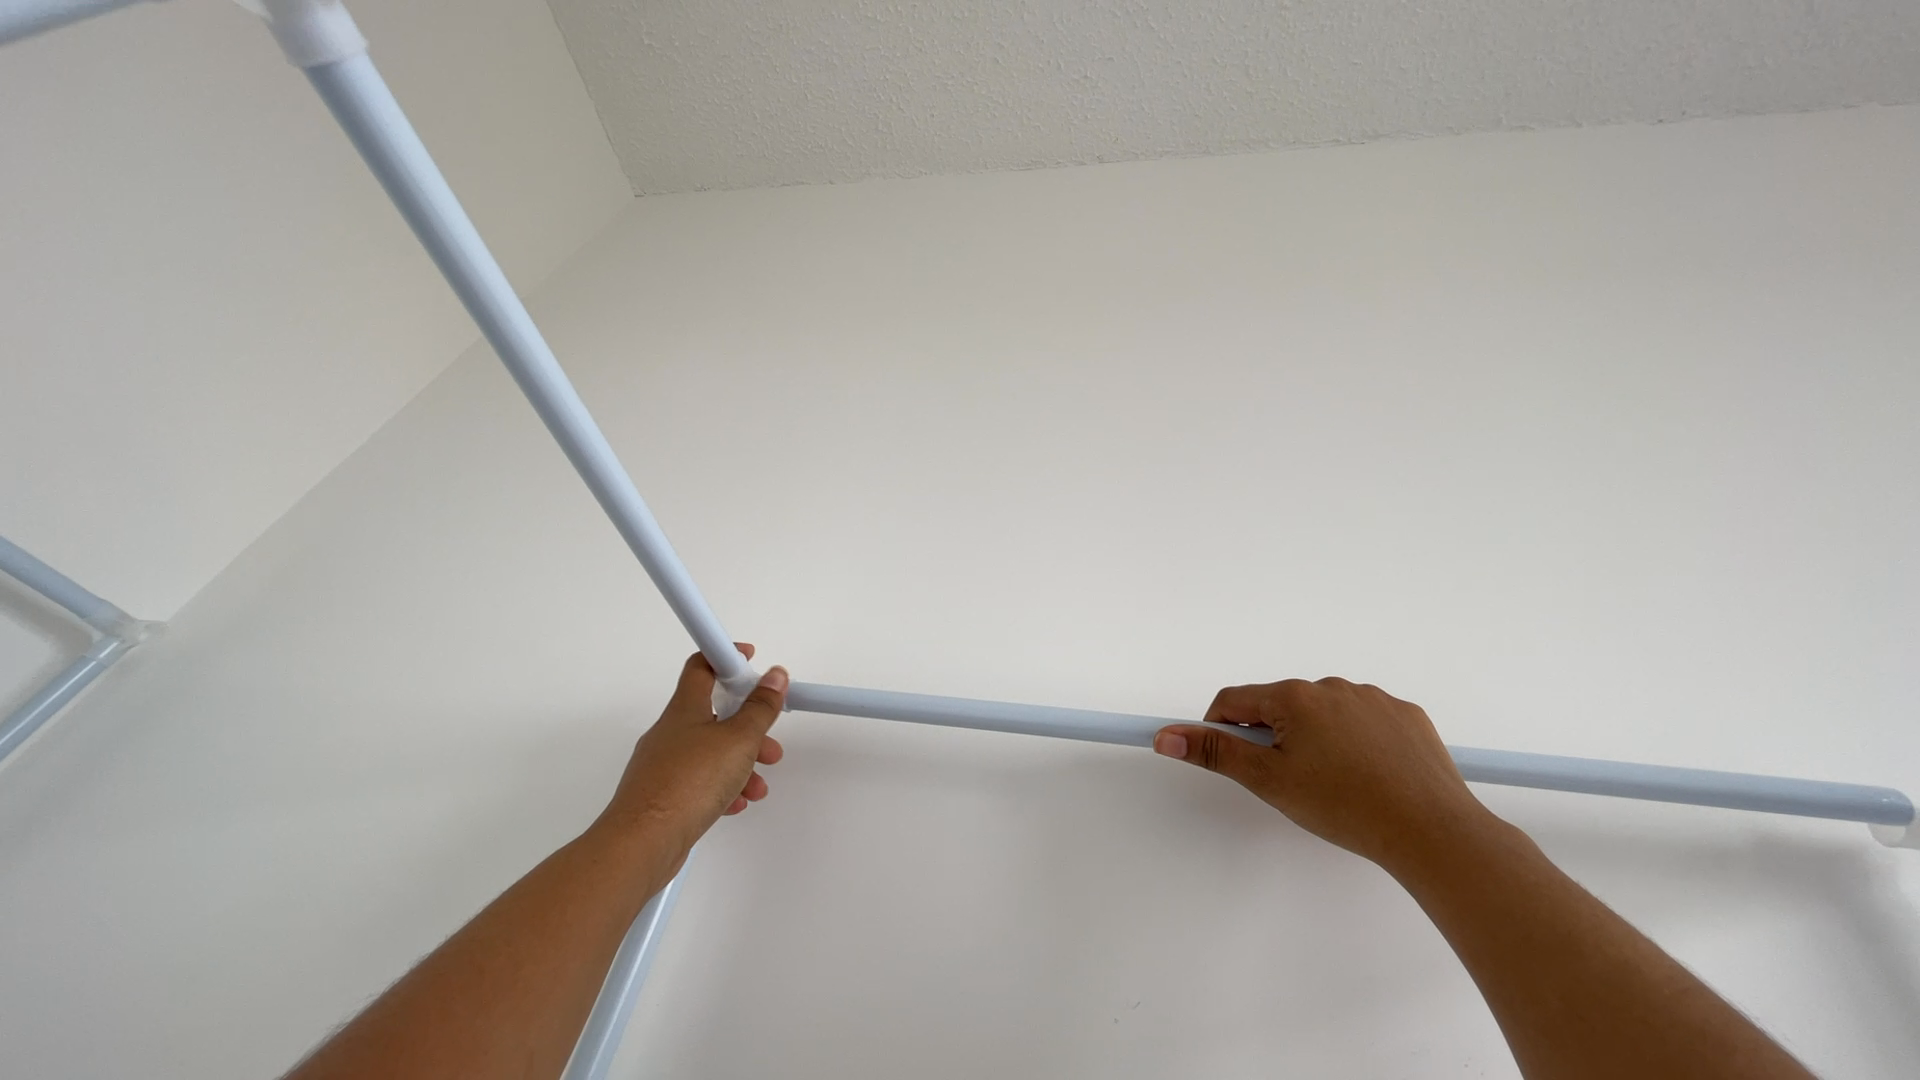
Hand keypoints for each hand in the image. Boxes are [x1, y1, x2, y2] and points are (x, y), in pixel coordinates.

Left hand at [596, 644, 786, 872]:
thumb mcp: (738, 739)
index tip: (750, 661)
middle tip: (770, 745)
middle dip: (748, 728)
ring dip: (740, 764)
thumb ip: (760, 708)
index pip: (702, 667)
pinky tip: (735, 804)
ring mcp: (663, 766)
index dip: (727, 658)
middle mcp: (670, 732)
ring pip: (710, 753)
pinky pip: (699, 783)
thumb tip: (775, 675)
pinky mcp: (661, 796)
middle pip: (714, 715)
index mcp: (685, 708)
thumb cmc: (691, 781)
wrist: (642, 843)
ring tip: (759, 786)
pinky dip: (722, 788)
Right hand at [1155, 678, 1490, 870]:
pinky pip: (1364, 720)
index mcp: (1293, 696)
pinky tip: (1366, 775)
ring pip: (1322, 713)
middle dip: (1273, 737)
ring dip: (1315, 737)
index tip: (1233, 758)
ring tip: (1333, 783)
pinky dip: (1355, 740)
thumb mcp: (1268, 781)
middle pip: (1279, 706)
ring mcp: (1373, 698)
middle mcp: (1331, 686)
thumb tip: (1167, 736)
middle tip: (1288, 781)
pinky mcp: (1406, 715)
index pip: (1233, 700)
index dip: (1221, 729)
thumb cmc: (1347, 806)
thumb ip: (1214, 753)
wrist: (1432, 830)